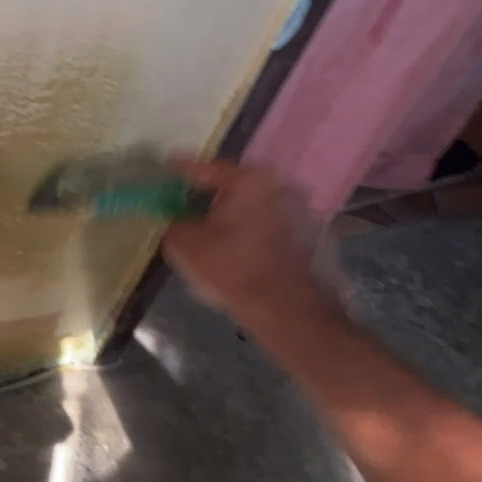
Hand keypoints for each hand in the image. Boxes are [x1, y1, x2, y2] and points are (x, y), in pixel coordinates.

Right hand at [159, 157, 344, 330]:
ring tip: (214, 233)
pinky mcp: (319, 237)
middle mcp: (283, 186)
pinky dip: (257, 232)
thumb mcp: (184, 244)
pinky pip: (275, 226)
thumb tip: (173, 216)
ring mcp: (306, 211)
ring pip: (257, 206)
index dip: (177, 173)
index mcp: (250, 179)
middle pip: (235, 186)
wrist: (292, 313)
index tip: (161, 175)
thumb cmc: (233, 269)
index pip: (203, 168)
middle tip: (186, 207)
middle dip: (210, 195)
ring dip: (236, 215)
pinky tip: (242, 252)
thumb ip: (172, 220)